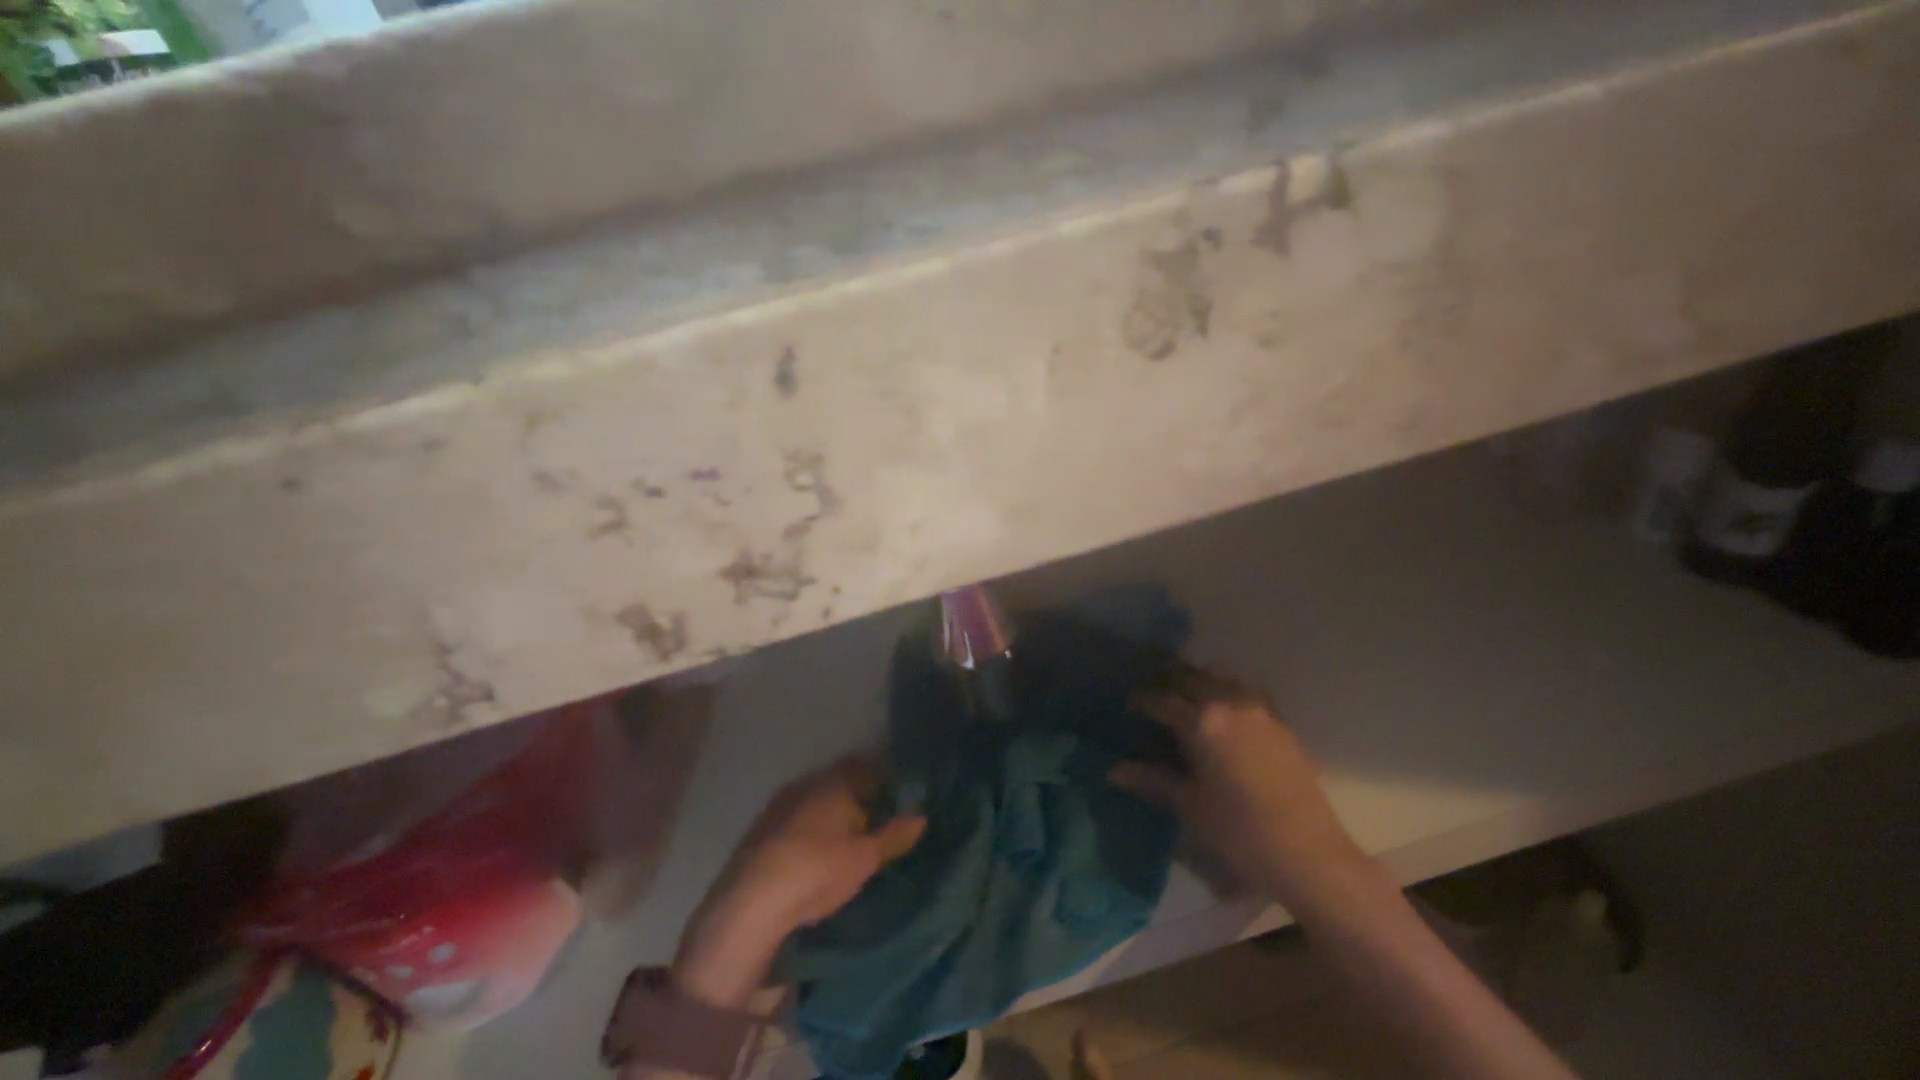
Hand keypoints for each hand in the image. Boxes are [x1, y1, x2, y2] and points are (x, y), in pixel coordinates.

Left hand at [672, 757, 925, 1007]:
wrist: (750, 903)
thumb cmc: (817, 870)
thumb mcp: (865, 858)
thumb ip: (893, 836)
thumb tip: (921, 816)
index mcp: (831, 784)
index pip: (861, 767)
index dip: (879, 778)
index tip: (894, 795)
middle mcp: (802, 787)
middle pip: (835, 785)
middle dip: (854, 799)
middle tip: (874, 821)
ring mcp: (775, 809)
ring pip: (811, 804)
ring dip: (827, 817)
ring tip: (845, 842)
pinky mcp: (757, 835)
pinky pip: (792, 824)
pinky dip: (807, 834)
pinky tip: (813, 856)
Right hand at [1108, 665, 1370, 911]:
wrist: (1307, 854)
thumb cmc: (1238, 832)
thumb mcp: (1188, 806)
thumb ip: (1152, 780)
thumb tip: (1114, 770)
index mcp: (1202, 722)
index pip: (1162, 699)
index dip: (1141, 701)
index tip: (1129, 707)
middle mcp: (1231, 704)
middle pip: (1193, 677)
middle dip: (1169, 682)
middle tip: (1153, 697)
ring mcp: (1261, 712)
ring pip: (1223, 680)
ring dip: (1200, 683)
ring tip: (1186, 702)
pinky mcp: (1282, 725)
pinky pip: (1248, 694)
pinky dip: (1228, 694)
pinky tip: (1223, 717)